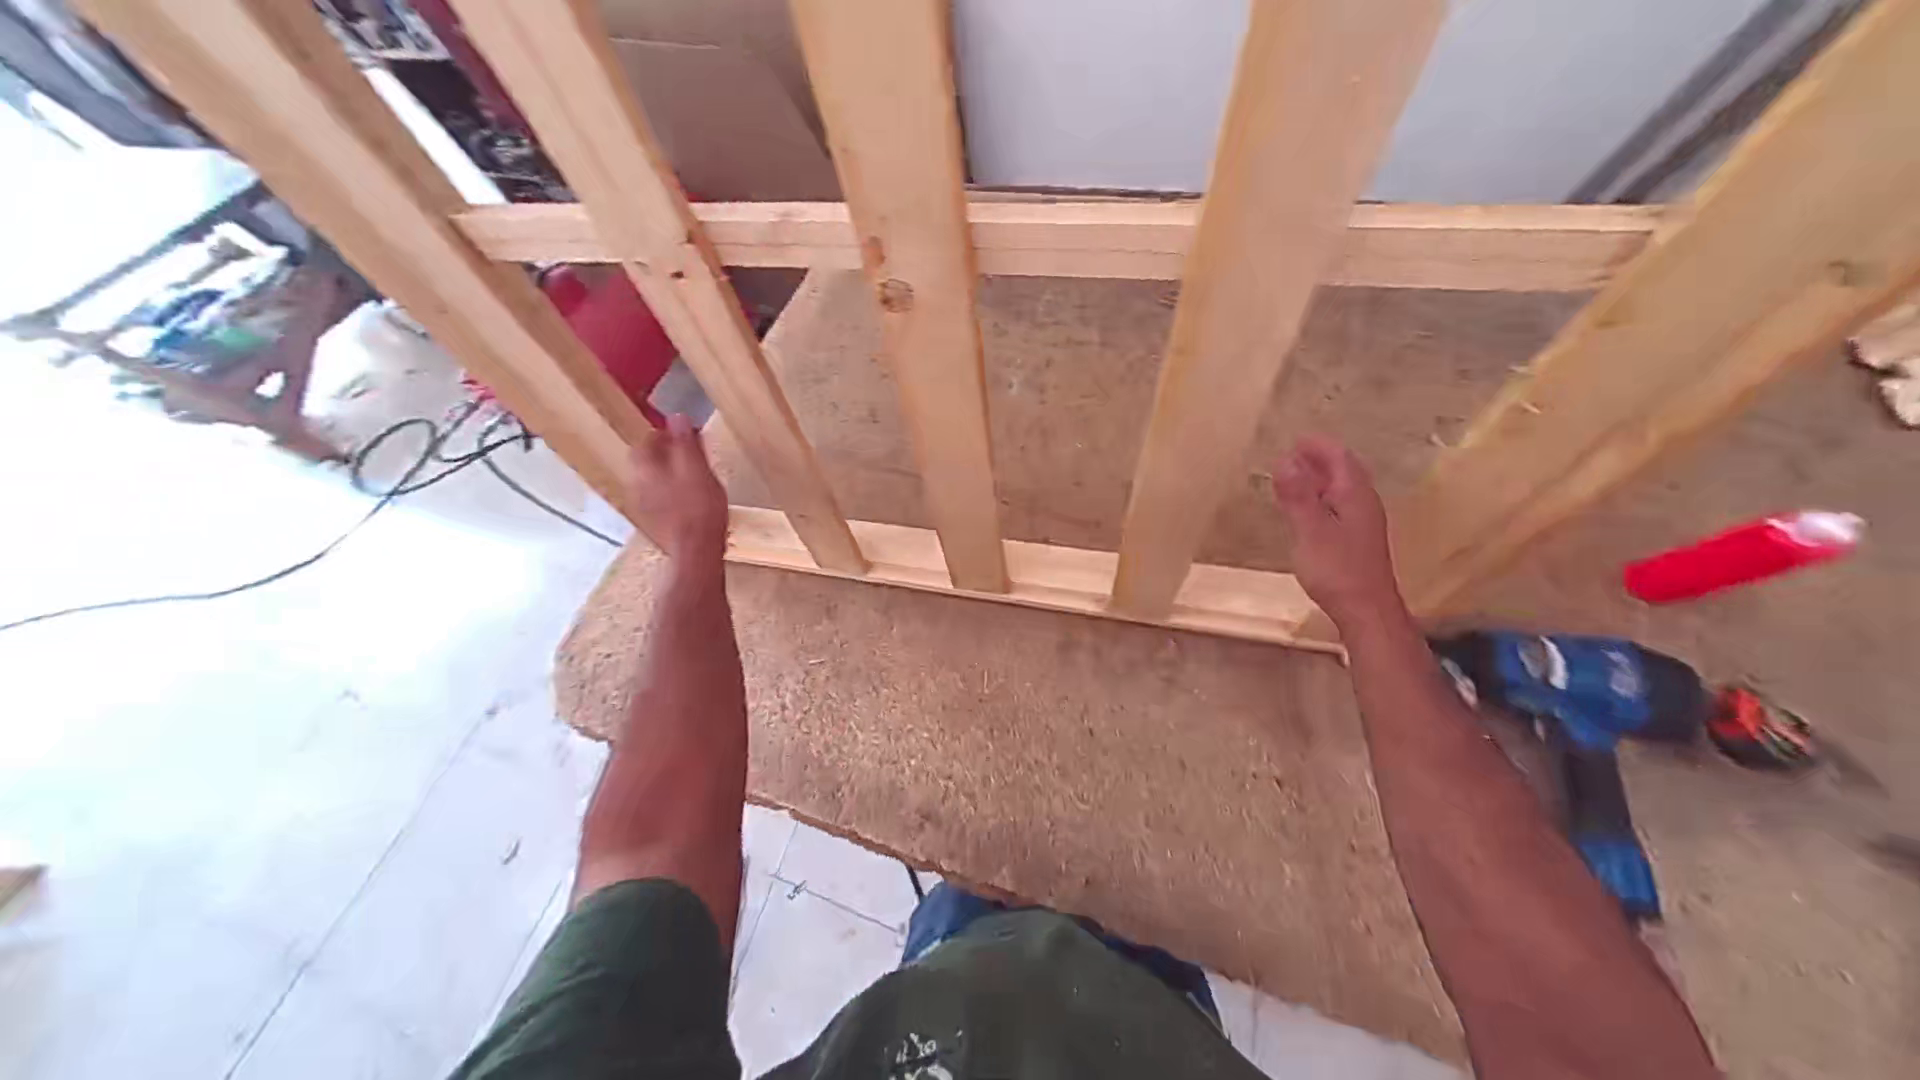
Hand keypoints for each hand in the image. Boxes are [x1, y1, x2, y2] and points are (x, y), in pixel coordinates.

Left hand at [630, 414, 727, 562]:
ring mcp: (643, 507)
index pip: (646, 441)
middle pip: (646, 462)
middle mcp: (636, 485)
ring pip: (652, 481)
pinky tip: (689, 498)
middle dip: (665, 454)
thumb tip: (677, 417)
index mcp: (644, 468)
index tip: (686, 433)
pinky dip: (671, 493)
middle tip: (689, 453)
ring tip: (692, 475)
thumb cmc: (699, 507)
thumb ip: (685, 442)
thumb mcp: (697, 469)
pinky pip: (659, 500)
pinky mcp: (654, 524)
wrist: (696, 552)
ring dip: (668, 474)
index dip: (666, 434)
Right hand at [1271, 436, 1405, 626]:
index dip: (1319, 447)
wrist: (1366, 610)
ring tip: (1296, 476)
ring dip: (1321, 478)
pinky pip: (1339, 506)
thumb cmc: (1337, 570)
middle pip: (1345, 472)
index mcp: (1354, 496)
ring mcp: (1363, 524)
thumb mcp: (1310, 530)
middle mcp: (1363, 505)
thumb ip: (1298, 495)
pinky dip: (1322, 497)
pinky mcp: (1357, 541)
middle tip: (1294, 453)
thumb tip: (1285, 460)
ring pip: (1342, 490)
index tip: (1296, 439)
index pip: (1340, 459)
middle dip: (1321, 459)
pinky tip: (1308, 510)